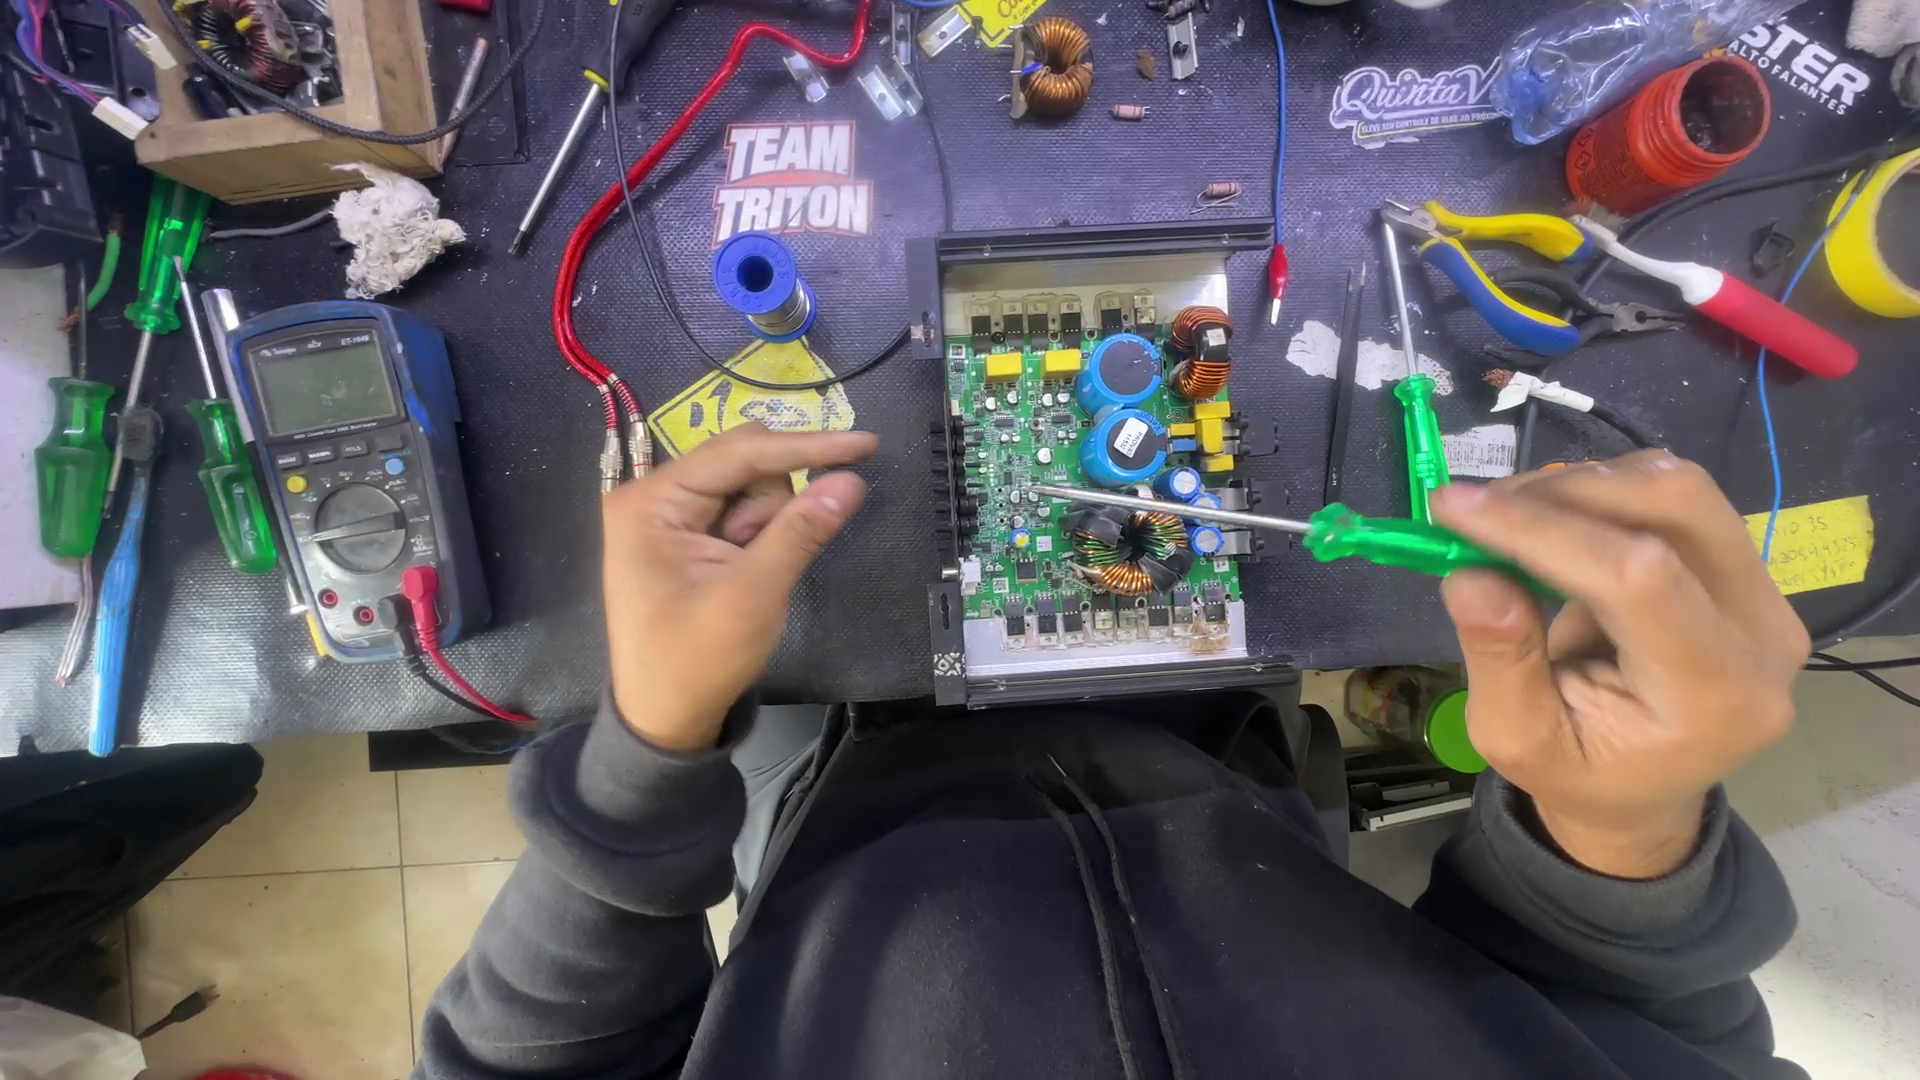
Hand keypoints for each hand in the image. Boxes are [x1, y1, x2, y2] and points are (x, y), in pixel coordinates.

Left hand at [602, 423, 877, 751]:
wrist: (668, 719)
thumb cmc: (698, 660)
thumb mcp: (753, 595)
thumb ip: (800, 532)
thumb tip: (852, 481)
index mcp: (653, 502)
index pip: (740, 454)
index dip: (807, 448)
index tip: (866, 445)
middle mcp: (658, 496)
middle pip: (745, 464)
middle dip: (776, 505)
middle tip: (771, 555)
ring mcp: (674, 516)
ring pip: (752, 489)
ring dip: (769, 526)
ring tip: (751, 575)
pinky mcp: (692, 536)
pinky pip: (745, 515)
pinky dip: (763, 537)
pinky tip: (750, 570)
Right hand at [1430, 451, 1808, 878]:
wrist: (1639, 787)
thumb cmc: (1574, 771)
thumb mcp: (1513, 737)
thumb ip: (1498, 659)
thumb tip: (1467, 574)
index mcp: (1712, 694)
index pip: (1636, 576)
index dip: (1538, 530)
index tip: (1450, 507)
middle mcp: (1761, 632)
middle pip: (1675, 508)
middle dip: (1557, 493)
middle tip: (1473, 510)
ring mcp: (1761, 596)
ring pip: (1675, 489)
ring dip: (1572, 486)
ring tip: (1502, 517)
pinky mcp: (1737, 572)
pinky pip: (1669, 499)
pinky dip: (1591, 492)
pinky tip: (1542, 524)